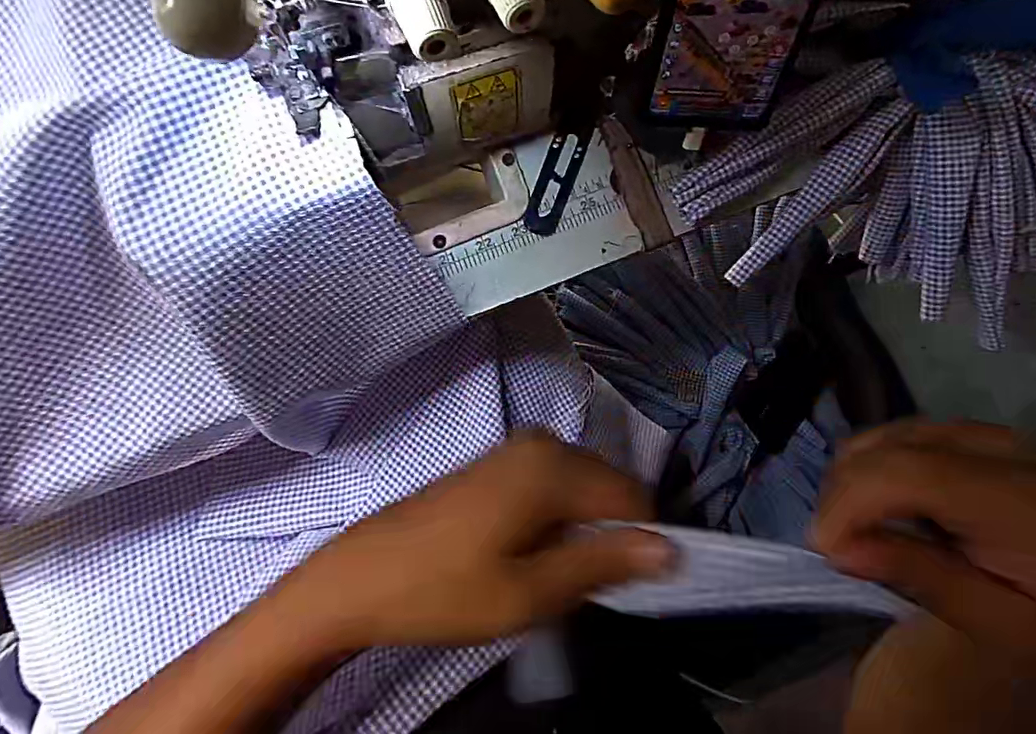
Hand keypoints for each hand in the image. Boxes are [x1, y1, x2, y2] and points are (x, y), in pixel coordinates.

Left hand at [267, 431, 675, 652]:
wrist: (365, 574)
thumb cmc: (447, 589)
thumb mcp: (530, 593)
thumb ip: (603, 563)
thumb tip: (670, 548)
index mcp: (553, 466)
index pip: (633, 495)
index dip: (642, 541)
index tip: (624, 586)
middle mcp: (542, 442)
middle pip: (609, 486)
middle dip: (608, 534)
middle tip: (575, 585)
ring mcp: (518, 446)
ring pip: (583, 486)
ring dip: (581, 528)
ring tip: (545, 571)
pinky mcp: (502, 458)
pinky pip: (556, 481)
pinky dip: (559, 516)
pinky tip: (526, 549)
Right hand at [812, 421, 1035, 733]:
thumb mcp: (1009, 634)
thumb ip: (925, 582)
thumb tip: (838, 546)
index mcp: (1019, 498)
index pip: (908, 473)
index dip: (851, 501)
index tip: (824, 548)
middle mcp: (998, 448)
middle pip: (888, 448)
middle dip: (844, 495)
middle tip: (837, 550)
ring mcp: (982, 435)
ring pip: (882, 436)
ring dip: (853, 482)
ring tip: (857, 535)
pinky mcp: (967, 436)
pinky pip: (894, 438)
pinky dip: (870, 471)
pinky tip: (881, 512)